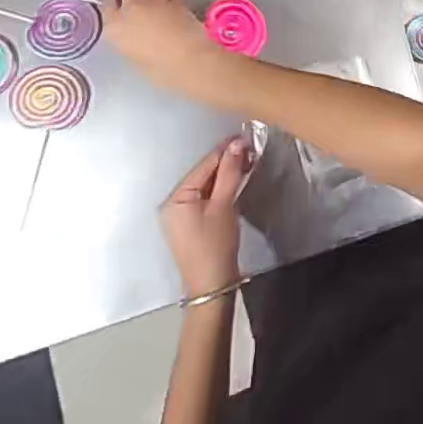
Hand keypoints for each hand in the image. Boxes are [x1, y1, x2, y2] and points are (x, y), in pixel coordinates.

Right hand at [102, 0, 227, 87]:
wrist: (190, 61)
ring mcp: (153, 1)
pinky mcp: (175, 0)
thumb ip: (130, 41)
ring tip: (164, 11)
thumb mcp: (136, 59)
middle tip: (143, 3)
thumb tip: (136, 36)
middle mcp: (130, 9)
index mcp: (114, 27)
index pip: (108, 4)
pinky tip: (178, 14)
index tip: (123, 9)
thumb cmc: (161, 71)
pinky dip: (171, 2)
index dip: (117, 5)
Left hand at [161, 136, 249, 296]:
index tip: (243, 136)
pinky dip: (220, 190)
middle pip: (202, 175)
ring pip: (205, 187)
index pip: (203, 166)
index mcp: (175, 198)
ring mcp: (180, 216)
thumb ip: (230, 173)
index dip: (224, 150)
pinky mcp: (191, 225)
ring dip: (225, 175)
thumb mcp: (224, 206)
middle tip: (249, 149)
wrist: (212, 287)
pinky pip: (205, 199)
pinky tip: (235, 182)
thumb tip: (237, 145)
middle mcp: (172, 204)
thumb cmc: (216, 246)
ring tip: (246, 161)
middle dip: (225, 162)